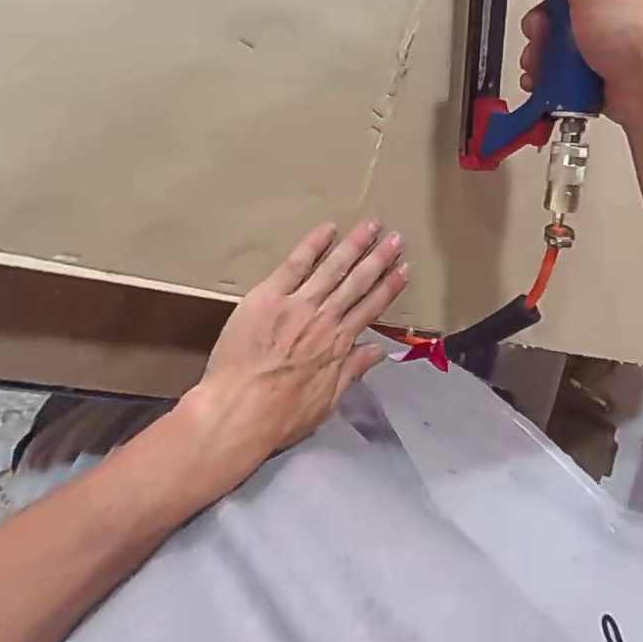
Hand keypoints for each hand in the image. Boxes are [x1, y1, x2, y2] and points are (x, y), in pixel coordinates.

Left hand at [179, 220, 407, 468]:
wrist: (239, 409)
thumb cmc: (280, 415)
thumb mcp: (326, 401)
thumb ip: (351, 371)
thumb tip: (378, 350)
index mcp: (339, 344)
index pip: (371, 308)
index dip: (389, 287)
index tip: (403, 269)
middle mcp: (325, 318)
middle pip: (357, 282)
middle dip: (379, 258)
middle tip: (396, 237)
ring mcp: (298, 304)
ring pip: (333, 267)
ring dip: (355, 245)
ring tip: (372, 225)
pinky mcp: (269, 295)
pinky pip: (295, 264)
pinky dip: (313, 245)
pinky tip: (328, 229)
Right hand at [516, 0, 642, 125]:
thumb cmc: (634, 34)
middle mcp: (610, 5)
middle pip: (554, 6)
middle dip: (540, 23)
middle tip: (543, 32)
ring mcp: (600, 41)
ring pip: (551, 40)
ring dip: (539, 53)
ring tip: (543, 64)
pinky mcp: (591, 71)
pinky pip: (555, 69)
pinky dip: (543, 76)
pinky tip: (541, 81)